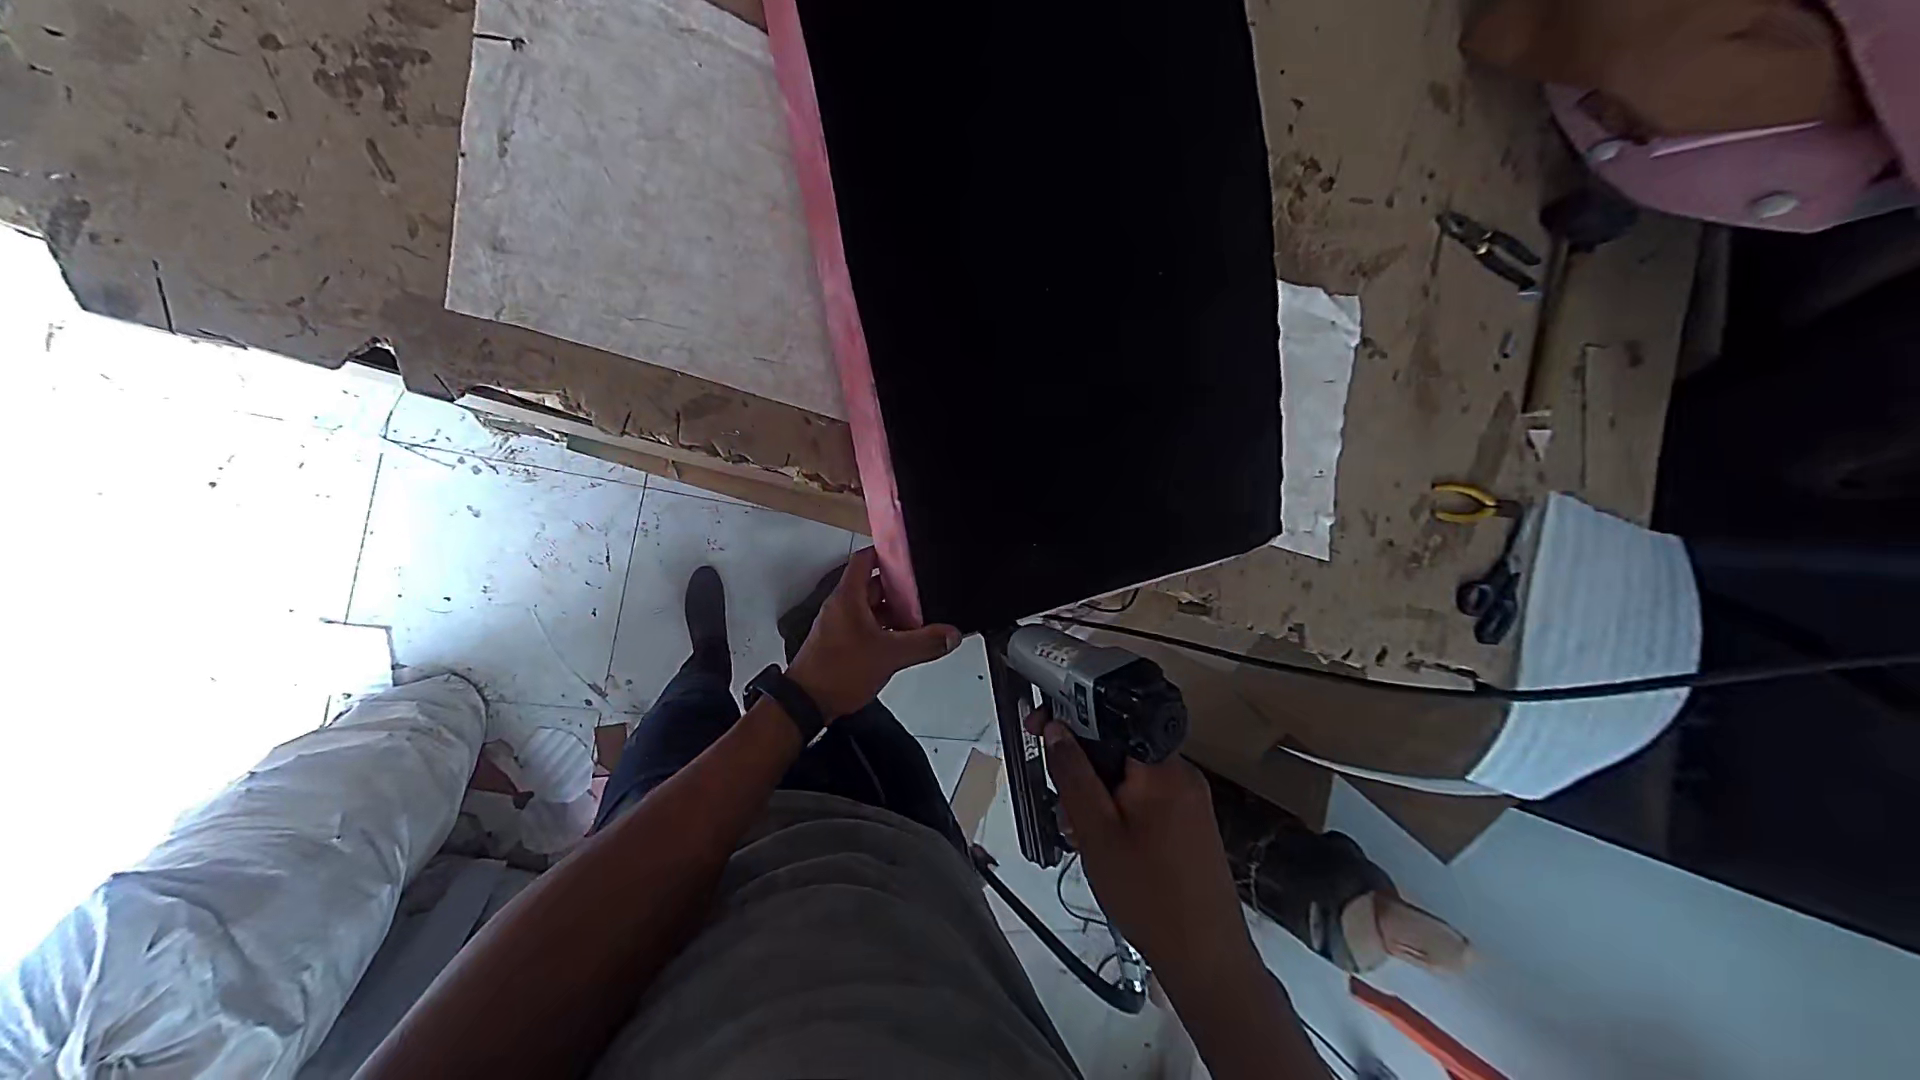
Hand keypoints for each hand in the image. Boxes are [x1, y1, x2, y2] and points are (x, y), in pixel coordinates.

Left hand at [786, 547, 961, 718]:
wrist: (807, 703)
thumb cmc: (838, 672)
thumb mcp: (890, 655)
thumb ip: (924, 643)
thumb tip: (950, 635)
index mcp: (848, 597)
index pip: (865, 559)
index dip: (886, 553)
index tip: (908, 555)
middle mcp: (841, 606)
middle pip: (872, 584)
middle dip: (898, 588)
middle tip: (923, 592)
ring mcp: (839, 624)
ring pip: (870, 607)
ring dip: (892, 611)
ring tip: (919, 619)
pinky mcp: (839, 642)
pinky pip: (865, 625)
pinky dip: (883, 628)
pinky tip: (901, 641)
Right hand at [1033, 710, 1255, 976]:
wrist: (1206, 959)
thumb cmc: (1147, 893)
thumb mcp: (1096, 832)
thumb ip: (1073, 775)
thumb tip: (1056, 727)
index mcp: (1162, 767)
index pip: (1111, 718)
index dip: (1071, 717)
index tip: (1038, 727)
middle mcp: (1182, 774)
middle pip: (1118, 750)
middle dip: (1083, 771)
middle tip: (1063, 809)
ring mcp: (1191, 799)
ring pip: (1129, 778)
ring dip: (1098, 796)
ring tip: (1082, 837)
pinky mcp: (1192, 823)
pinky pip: (1146, 799)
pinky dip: (1120, 812)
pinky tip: (1106, 846)